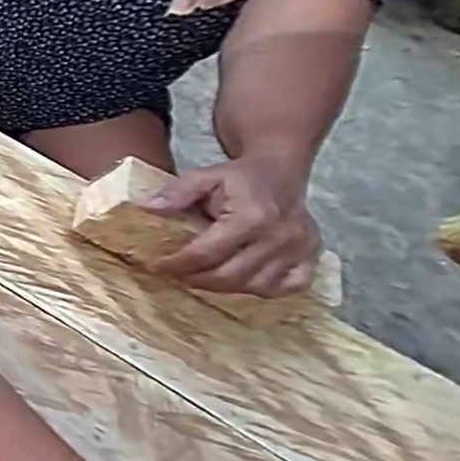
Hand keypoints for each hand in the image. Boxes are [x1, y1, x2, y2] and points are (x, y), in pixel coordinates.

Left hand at [144, 157, 321, 296]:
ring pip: (254, 287)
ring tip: (199, 277)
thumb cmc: (239, 176)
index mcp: (253, 216)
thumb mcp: (206, 175)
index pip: (207, 253)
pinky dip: (260, 290)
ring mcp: (300, 250)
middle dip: (195, 279)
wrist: (280, 170)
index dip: (177, 264)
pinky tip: (239, 280)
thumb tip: (149, 208)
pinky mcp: (311, 257)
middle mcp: (280, 237)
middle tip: (174, 275)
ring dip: (222, 287)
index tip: (156, 266)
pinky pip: (287, 288)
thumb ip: (178, 192)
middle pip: (229, 276)